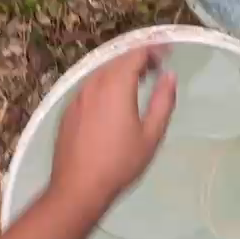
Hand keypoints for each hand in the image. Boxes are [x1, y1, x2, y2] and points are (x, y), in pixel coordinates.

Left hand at [50, 45, 176, 209]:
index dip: (154, 49)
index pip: (136, 53)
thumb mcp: (151, 135)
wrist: (76, 189)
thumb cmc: (119, 163)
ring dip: (122, 70)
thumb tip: (169, 75)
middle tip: (156, 67)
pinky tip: (113, 100)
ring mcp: (78, 96)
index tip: (168, 52)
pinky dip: (106, 83)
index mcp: (116, 85)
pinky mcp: (69, 109)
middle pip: (118, 59)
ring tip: (139, 81)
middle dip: (139, 58)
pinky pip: (91, 86)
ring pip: (103, 71)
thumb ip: (163, 101)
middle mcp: (94, 83)